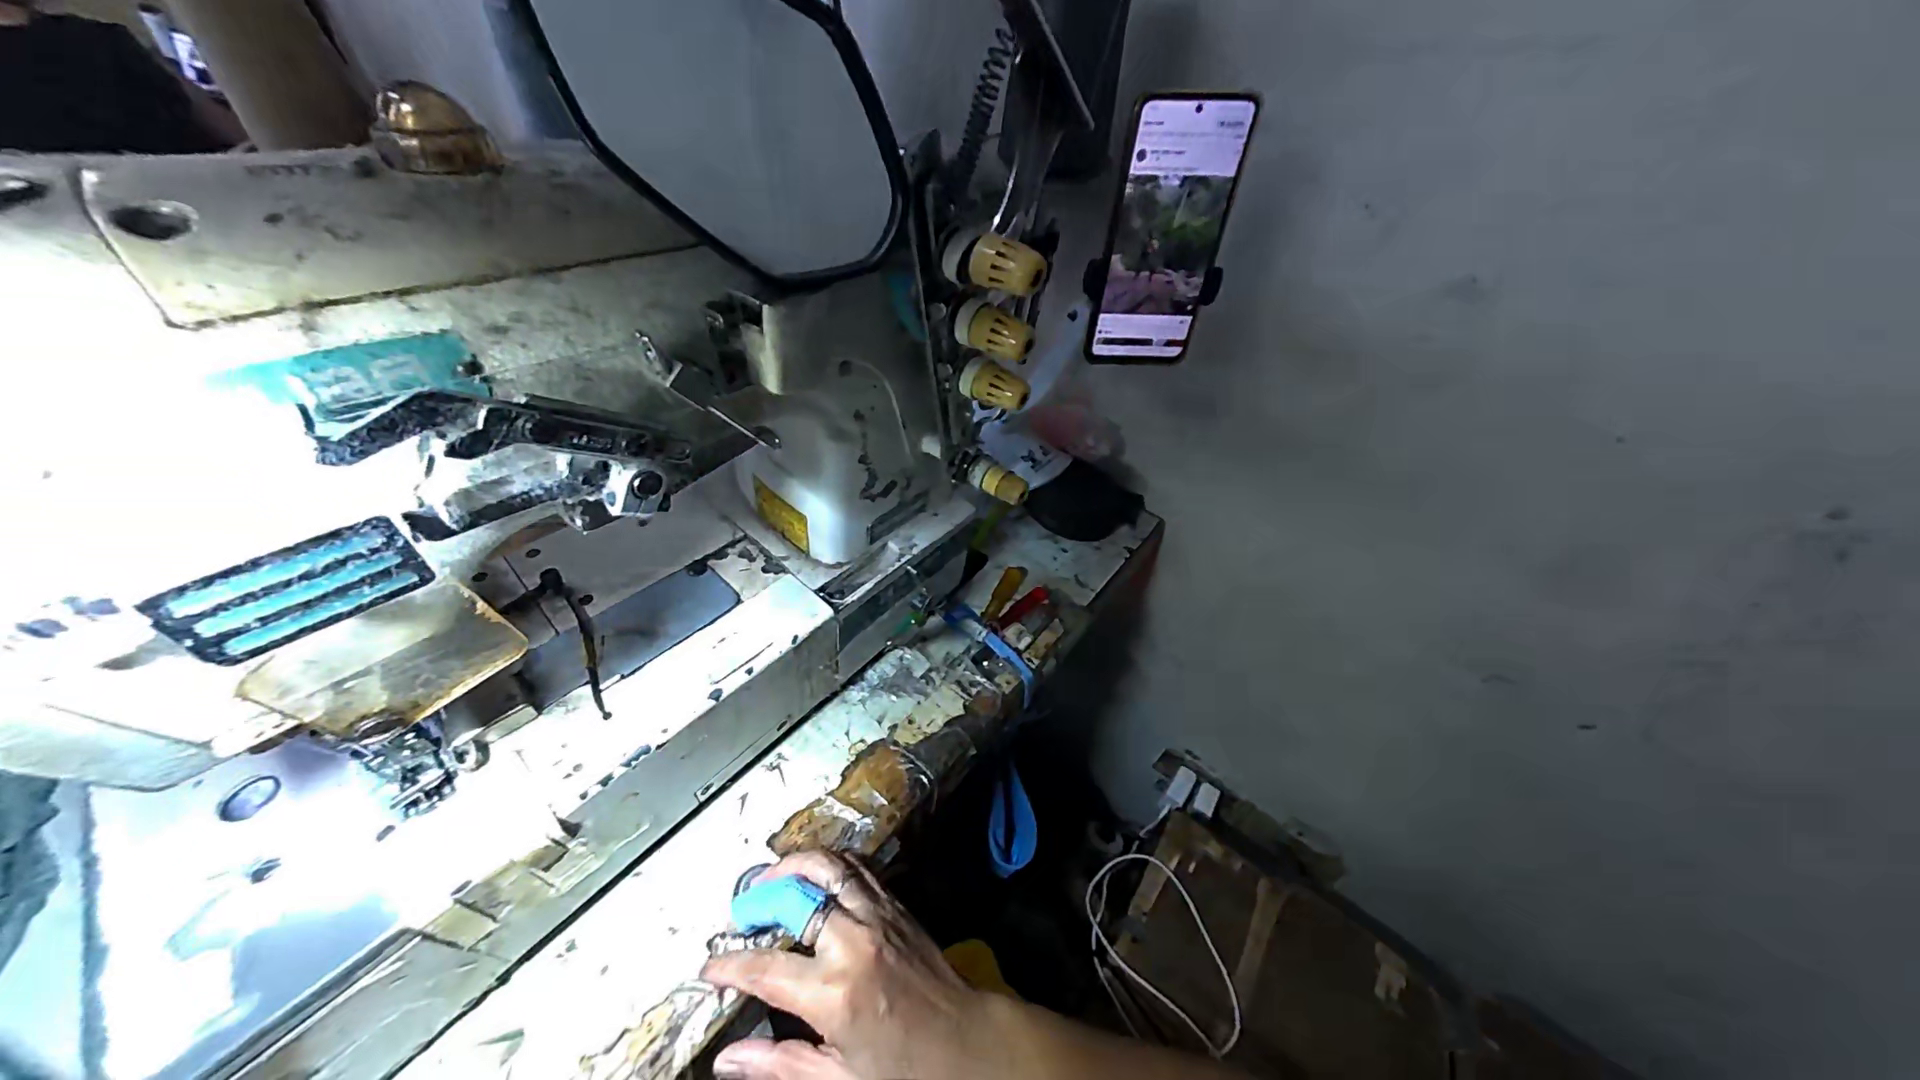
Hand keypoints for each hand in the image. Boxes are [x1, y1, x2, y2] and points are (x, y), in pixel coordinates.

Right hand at [701, 852, 986, 1079]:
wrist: (967, 1042)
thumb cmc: (905, 1068)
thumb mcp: (838, 1078)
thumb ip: (779, 1065)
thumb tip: (728, 1059)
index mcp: (833, 993)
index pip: (765, 968)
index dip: (730, 965)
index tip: (711, 966)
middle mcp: (853, 942)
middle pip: (796, 898)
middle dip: (761, 898)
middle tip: (742, 912)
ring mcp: (878, 916)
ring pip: (830, 867)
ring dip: (796, 864)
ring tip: (771, 875)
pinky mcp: (896, 905)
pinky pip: (859, 868)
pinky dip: (832, 862)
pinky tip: (816, 872)